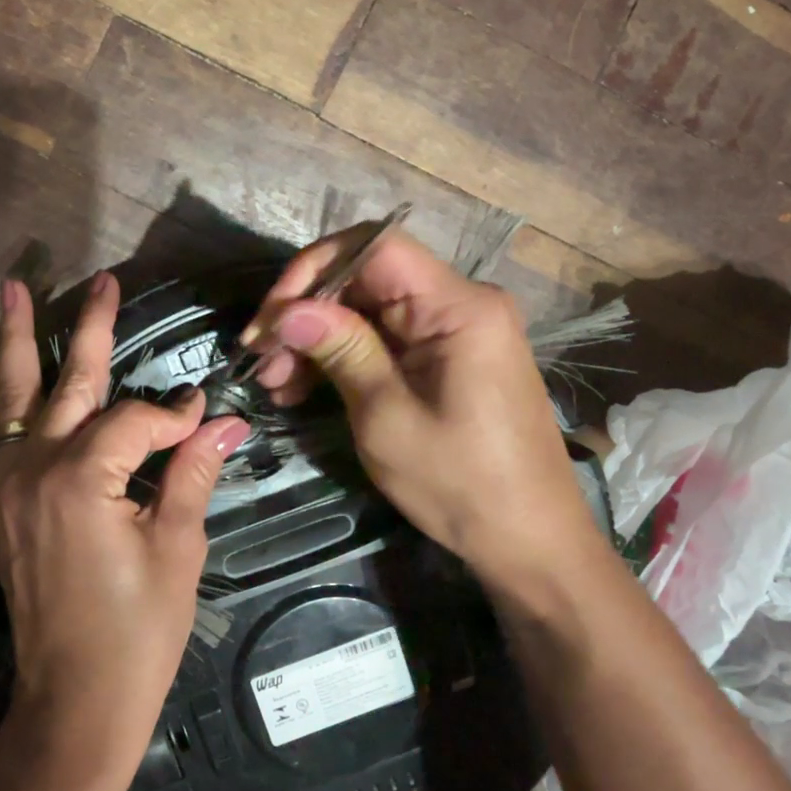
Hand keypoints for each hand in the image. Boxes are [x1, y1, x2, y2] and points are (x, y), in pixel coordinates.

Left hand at [0, 271, 251, 750]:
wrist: (73, 695)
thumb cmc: (136, 630)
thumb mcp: (177, 548)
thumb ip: (191, 474)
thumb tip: (223, 421)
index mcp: (81, 476)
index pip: (135, 420)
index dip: (174, 417)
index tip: (205, 417)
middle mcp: (32, 465)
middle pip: (65, 380)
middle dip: (91, 328)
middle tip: (104, 281)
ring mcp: (3, 481)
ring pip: (8, 393)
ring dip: (13, 340)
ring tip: (11, 288)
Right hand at [241, 227, 598, 579]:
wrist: (529, 543)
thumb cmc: (460, 483)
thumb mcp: (386, 416)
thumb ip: (340, 350)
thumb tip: (288, 311)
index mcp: (459, 307)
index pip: (375, 246)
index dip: (314, 268)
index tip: (273, 316)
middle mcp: (461, 304)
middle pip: (365, 277)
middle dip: (306, 311)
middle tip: (261, 358)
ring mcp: (454, 332)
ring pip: (366, 309)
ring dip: (315, 338)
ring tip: (274, 383)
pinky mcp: (445, 358)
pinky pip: (383, 339)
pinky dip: (340, 357)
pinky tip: (301, 388)